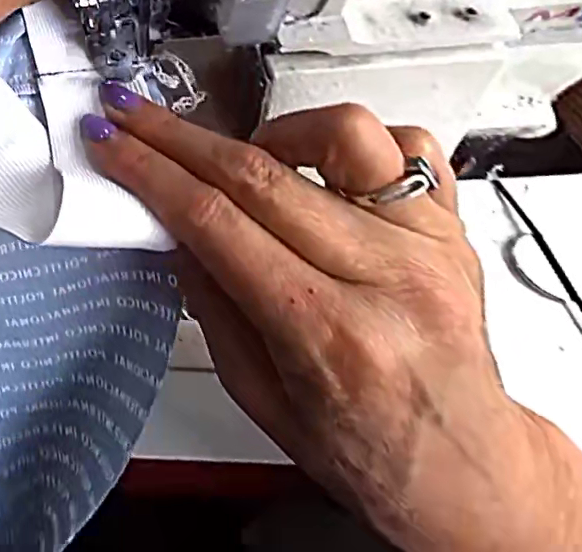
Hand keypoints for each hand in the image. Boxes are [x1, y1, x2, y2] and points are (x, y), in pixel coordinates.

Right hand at [80, 92, 581, 551]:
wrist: (470, 470)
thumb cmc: (367, 452)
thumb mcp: (260, 395)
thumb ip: (210, 302)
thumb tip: (173, 222)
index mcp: (328, 334)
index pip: (215, 222)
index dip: (149, 170)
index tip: (111, 142)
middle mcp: (384, 276)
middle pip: (255, 172)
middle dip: (174, 134)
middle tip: (130, 112)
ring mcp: (426, 241)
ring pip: (339, 132)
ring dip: (268, 128)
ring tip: (244, 152)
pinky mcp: (449, 223)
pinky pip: (406, 140)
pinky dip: (348, 136)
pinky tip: (318, 160)